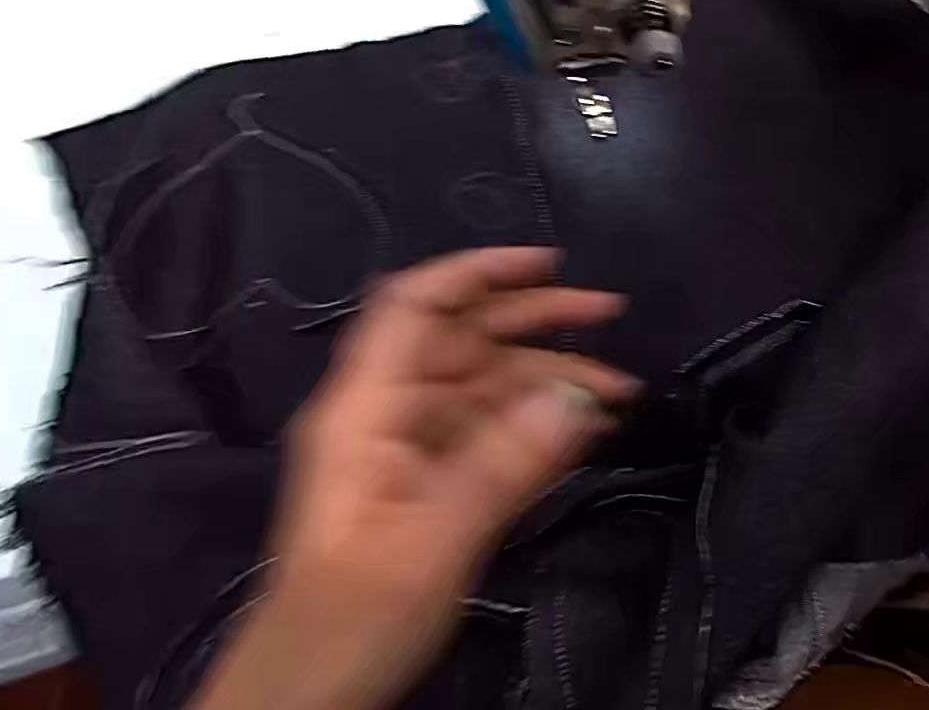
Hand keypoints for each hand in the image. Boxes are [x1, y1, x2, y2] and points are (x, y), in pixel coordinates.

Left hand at [192, 248, 639, 709]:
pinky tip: (593, 430)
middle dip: (543, 316)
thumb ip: (504, 466)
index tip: (549, 263)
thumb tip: (580, 399)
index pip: (417, 307)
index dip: (480, 270)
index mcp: (369, 409)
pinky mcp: (447, 472)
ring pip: (499, 381)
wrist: (307, 701)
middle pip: (472, 334)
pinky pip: (506, 425)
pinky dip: (551, 419)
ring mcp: (423, 442)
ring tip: (620, 394)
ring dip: (562, 379)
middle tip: (612, 311)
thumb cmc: (346, 624)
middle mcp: (397, 410)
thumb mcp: (427, 546)